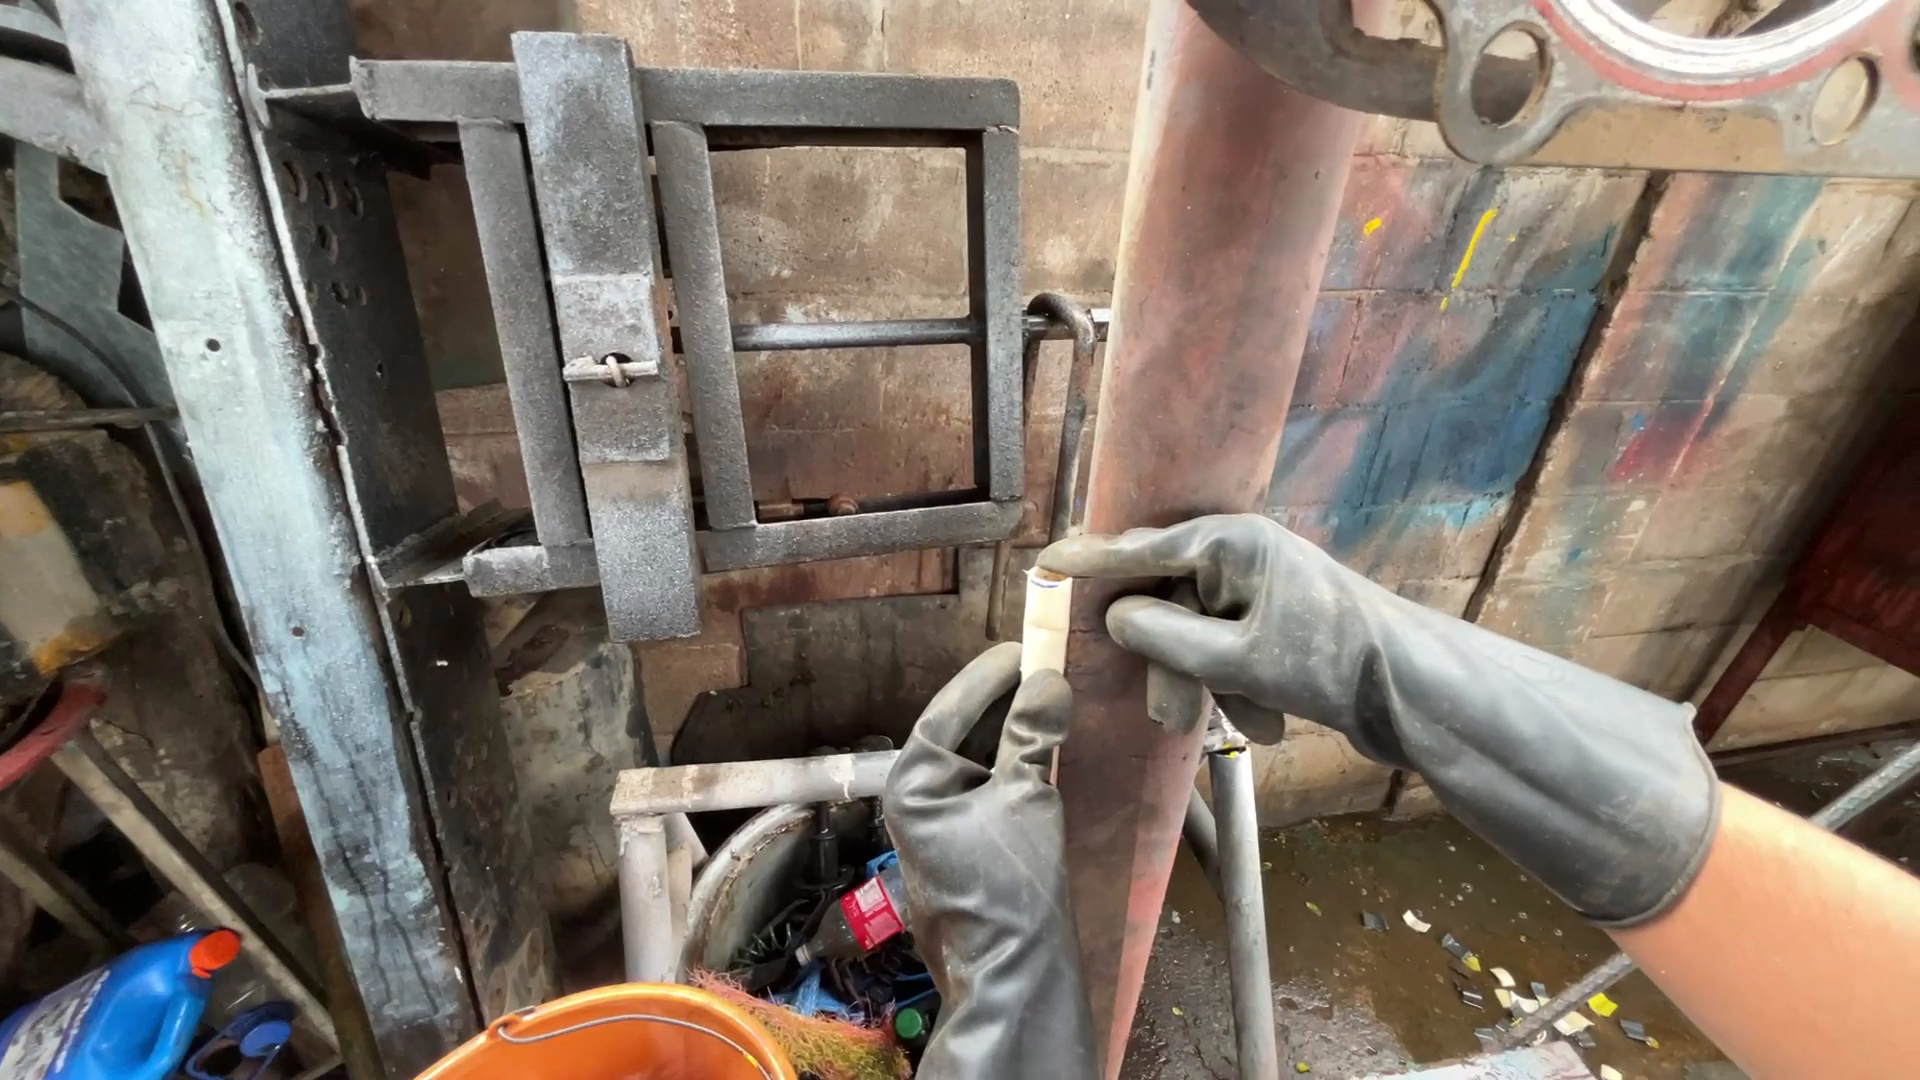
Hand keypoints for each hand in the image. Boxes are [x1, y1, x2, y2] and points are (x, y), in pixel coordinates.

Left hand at [884, 642, 1096, 1079]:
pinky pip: (984, 783)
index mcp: (914, 782)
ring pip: (974, 755)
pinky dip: (1011, 759)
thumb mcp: (1026, 797)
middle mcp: (916, 796)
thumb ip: (1031, 735)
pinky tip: (1039, 740)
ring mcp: (938, 819)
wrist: (1015, 978)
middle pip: (960, 728)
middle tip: (1041, 668)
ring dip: (1009, 727)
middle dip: (1001, 699)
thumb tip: (1047, 682)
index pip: (949, 709)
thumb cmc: (1011, 887)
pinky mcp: (962, 837)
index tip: (1023, 650)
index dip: (988, 676)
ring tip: (1046, 695)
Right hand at [1039, 515, 1718, 925]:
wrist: (1419, 695)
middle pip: (1164, 600)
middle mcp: (1237, 554)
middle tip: (1173, 710)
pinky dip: (1231, 681)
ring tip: (1239, 718)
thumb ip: (1165, 637)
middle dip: (1168, 658)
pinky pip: (1220, 645)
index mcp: (1229, 543)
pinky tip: (1265, 713)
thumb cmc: (1330, 663)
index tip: (1045, 562)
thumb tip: (1115, 617)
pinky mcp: (1267, 617)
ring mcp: (1253, 585)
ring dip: (1204, 680)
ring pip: (1191, 631)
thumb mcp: (1237, 658)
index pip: (1141, 548)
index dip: (1090, 561)